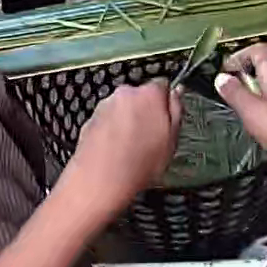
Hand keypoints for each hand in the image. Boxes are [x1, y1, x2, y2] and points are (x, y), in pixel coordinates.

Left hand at [55, 80, 183, 221]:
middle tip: (151, 139)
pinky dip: (112, 132)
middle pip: (141, 97)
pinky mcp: (89, 120)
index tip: (167, 120)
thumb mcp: (172, 140)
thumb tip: (177, 94)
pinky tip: (116, 152)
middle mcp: (124, 94)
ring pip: (122, 109)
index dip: (166, 104)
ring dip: (128, 123)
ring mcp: (104, 106)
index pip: (163, 86)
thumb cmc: (138, 164)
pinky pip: (107, 122)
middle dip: (146, 113)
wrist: (99, 181)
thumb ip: (176, 111)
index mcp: (149, 94)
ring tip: (131, 150)